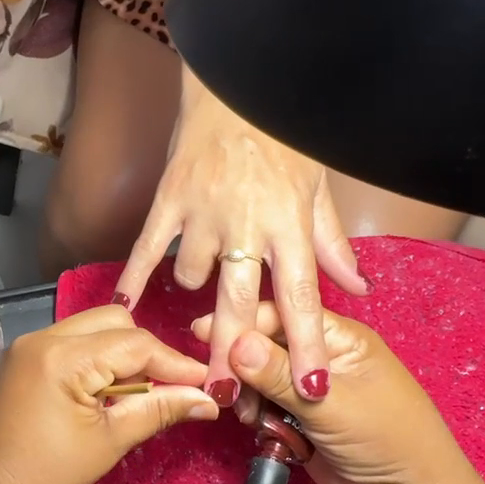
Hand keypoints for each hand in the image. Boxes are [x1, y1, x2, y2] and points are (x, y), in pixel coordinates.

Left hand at [0, 306, 218, 483]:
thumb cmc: (47, 477)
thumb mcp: (110, 442)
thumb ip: (158, 409)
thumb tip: (207, 398)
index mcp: (62, 356)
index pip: (134, 343)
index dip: (175, 362)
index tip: (205, 381)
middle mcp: (38, 337)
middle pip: (111, 322)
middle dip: (145, 351)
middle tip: (169, 386)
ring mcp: (21, 346)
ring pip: (86, 330)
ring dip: (117, 354)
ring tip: (134, 392)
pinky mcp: (12, 359)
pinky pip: (62, 344)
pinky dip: (88, 360)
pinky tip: (99, 392)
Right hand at [116, 71, 366, 417]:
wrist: (238, 88)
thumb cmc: (283, 141)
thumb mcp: (317, 190)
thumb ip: (332, 243)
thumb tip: (357, 288)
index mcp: (290, 224)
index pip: (302, 295)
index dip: (306, 343)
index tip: (311, 386)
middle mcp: (247, 225)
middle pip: (240, 303)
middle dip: (234, 353)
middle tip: (228, 396)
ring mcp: (203, 214)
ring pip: (193, 277)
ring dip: (198, 288)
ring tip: (203, 280)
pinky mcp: (168, 201)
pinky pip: (148, 247)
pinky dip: (135, 276)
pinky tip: (127, 305)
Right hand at [195, 303, 480, 483]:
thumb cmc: (389, 442)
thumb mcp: (333, 406)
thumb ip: (280, 375)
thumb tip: (235, 341)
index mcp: (338, 338)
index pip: (282, 315)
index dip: (243, 324)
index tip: (204, 335)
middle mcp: (319, 356)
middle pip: (262, 345)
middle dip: (240, 365)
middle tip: (224, 387)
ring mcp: (305, 387)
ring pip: (257, 377)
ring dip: (247, 395)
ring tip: (248, 417)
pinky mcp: (295, 417)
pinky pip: (261, 406)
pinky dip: (255, 416)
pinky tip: (257, 429)